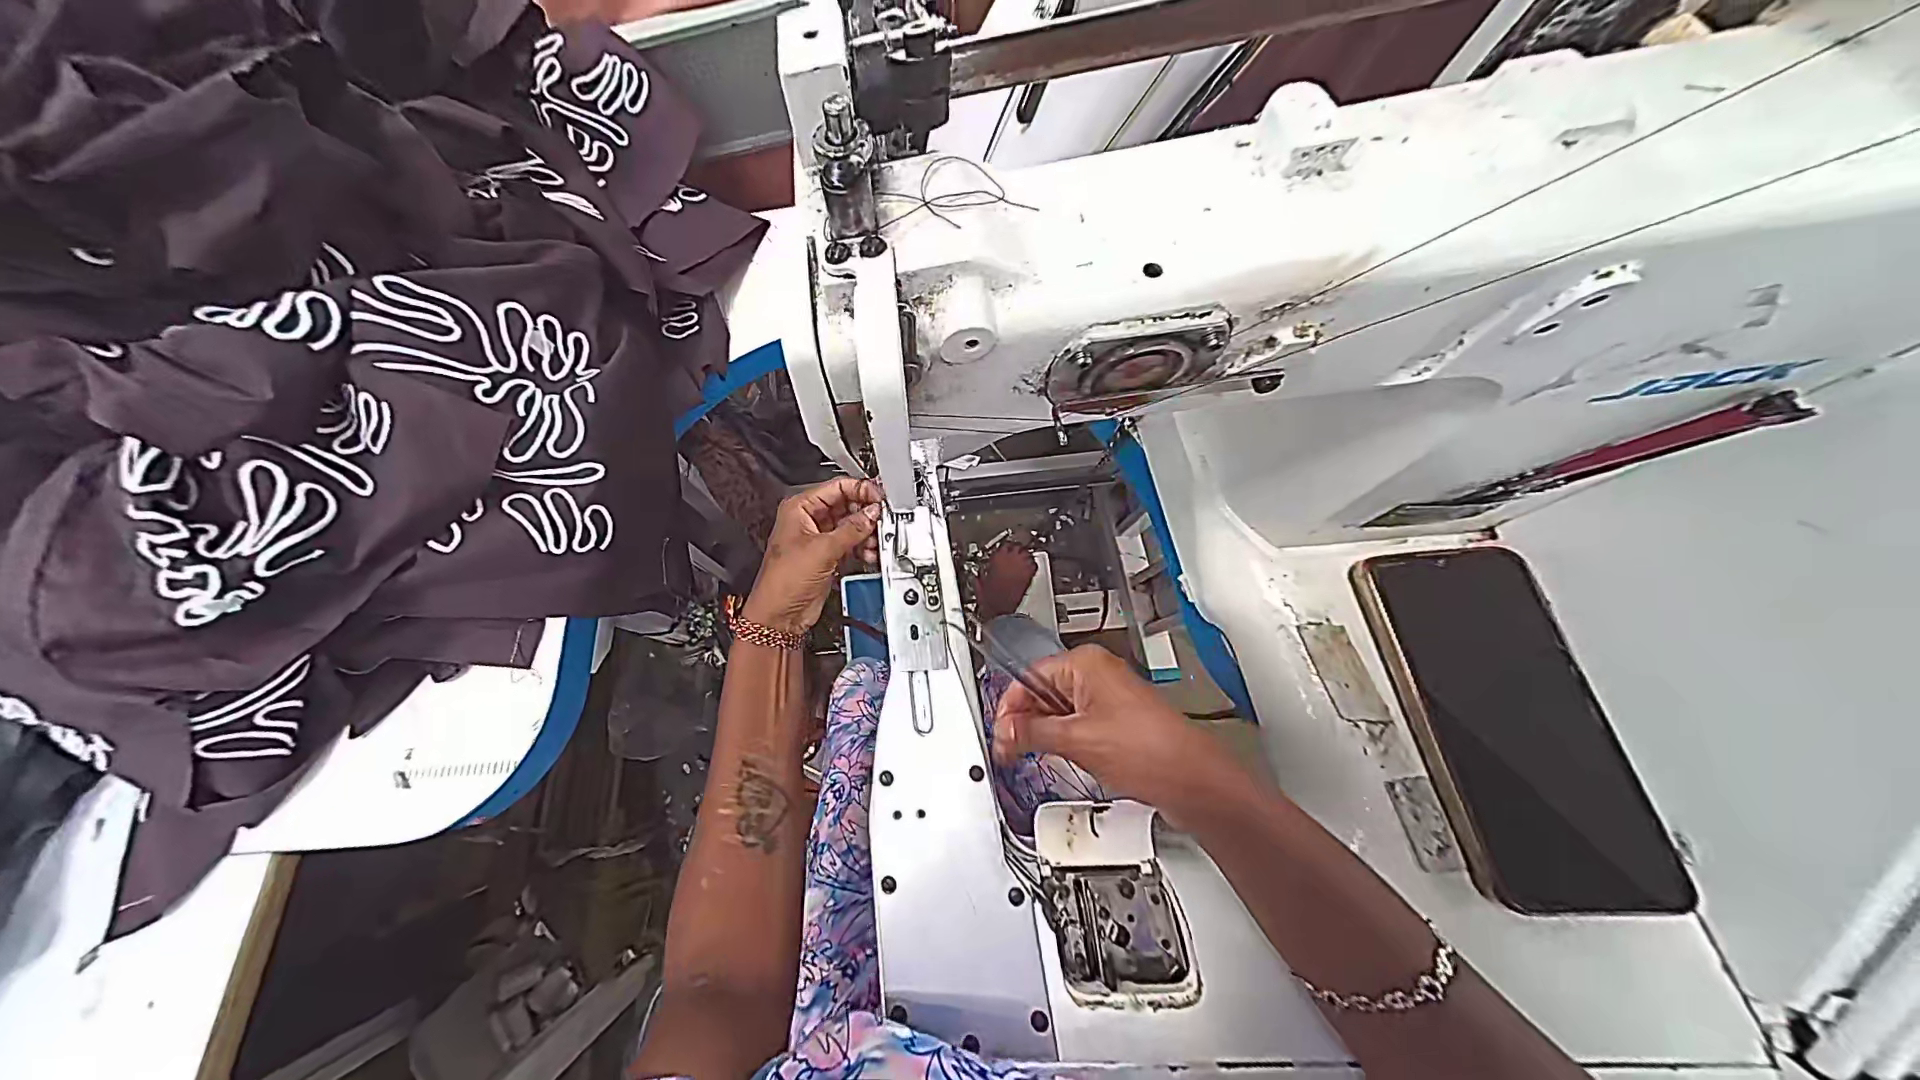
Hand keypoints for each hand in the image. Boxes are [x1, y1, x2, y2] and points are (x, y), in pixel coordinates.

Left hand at [742, 478, 882, 635]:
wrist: (780, 615)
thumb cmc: (783, 582)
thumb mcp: (823, 549)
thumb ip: (852, 528)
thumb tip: (872, 513)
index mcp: (799, 508)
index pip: (837, 487)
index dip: (860, 490)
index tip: (879, 498)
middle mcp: (810, 520)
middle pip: (847, 505)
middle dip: (866, 514)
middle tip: (881, 520)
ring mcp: (820, 538)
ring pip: (852, 525)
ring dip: (867, 533)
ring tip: (874, 541)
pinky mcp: (829, 555)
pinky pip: (852, 544)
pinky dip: (863, 547)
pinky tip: (868, 553)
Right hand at [993, 645, 1252, 813]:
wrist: (1193, 780)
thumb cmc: (1151, 750)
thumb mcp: (1076, 740)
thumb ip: (1031, 733)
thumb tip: (1005, 731)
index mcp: (1086, 663)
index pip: (1029, 675)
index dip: (1010, 706)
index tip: (1000, 732)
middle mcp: (1098, 674)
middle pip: (1043, 692)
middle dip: (1026, 722)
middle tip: (1012, 749)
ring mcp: (1108, 698)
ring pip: (1059, 711)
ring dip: (1045, 733)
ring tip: (1038, 756)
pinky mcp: (1116, 721)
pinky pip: (1078, 725)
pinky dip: (1065, 740)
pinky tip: (1064, 758)